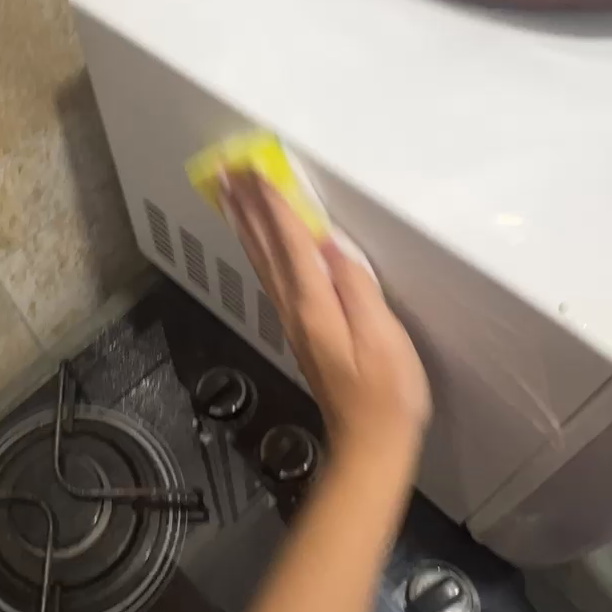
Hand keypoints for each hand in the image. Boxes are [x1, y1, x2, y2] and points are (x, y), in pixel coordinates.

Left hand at [221, 170, 430, 462]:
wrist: (370, 441)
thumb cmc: (387, 392)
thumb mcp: (382, 337)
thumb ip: (356, 287)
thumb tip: (330, 245)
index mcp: (314, 304)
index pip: (290, 241)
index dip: (273, 203)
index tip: (255, 171)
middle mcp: (294, 308)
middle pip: (264, 247)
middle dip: (245, 207)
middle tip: (225, 173)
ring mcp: (293, 320)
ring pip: (261, 261)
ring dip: (245, 225)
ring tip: (229, 197)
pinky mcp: (299, 329)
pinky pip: (270, 276)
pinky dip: (258, 251)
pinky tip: (257, 243)